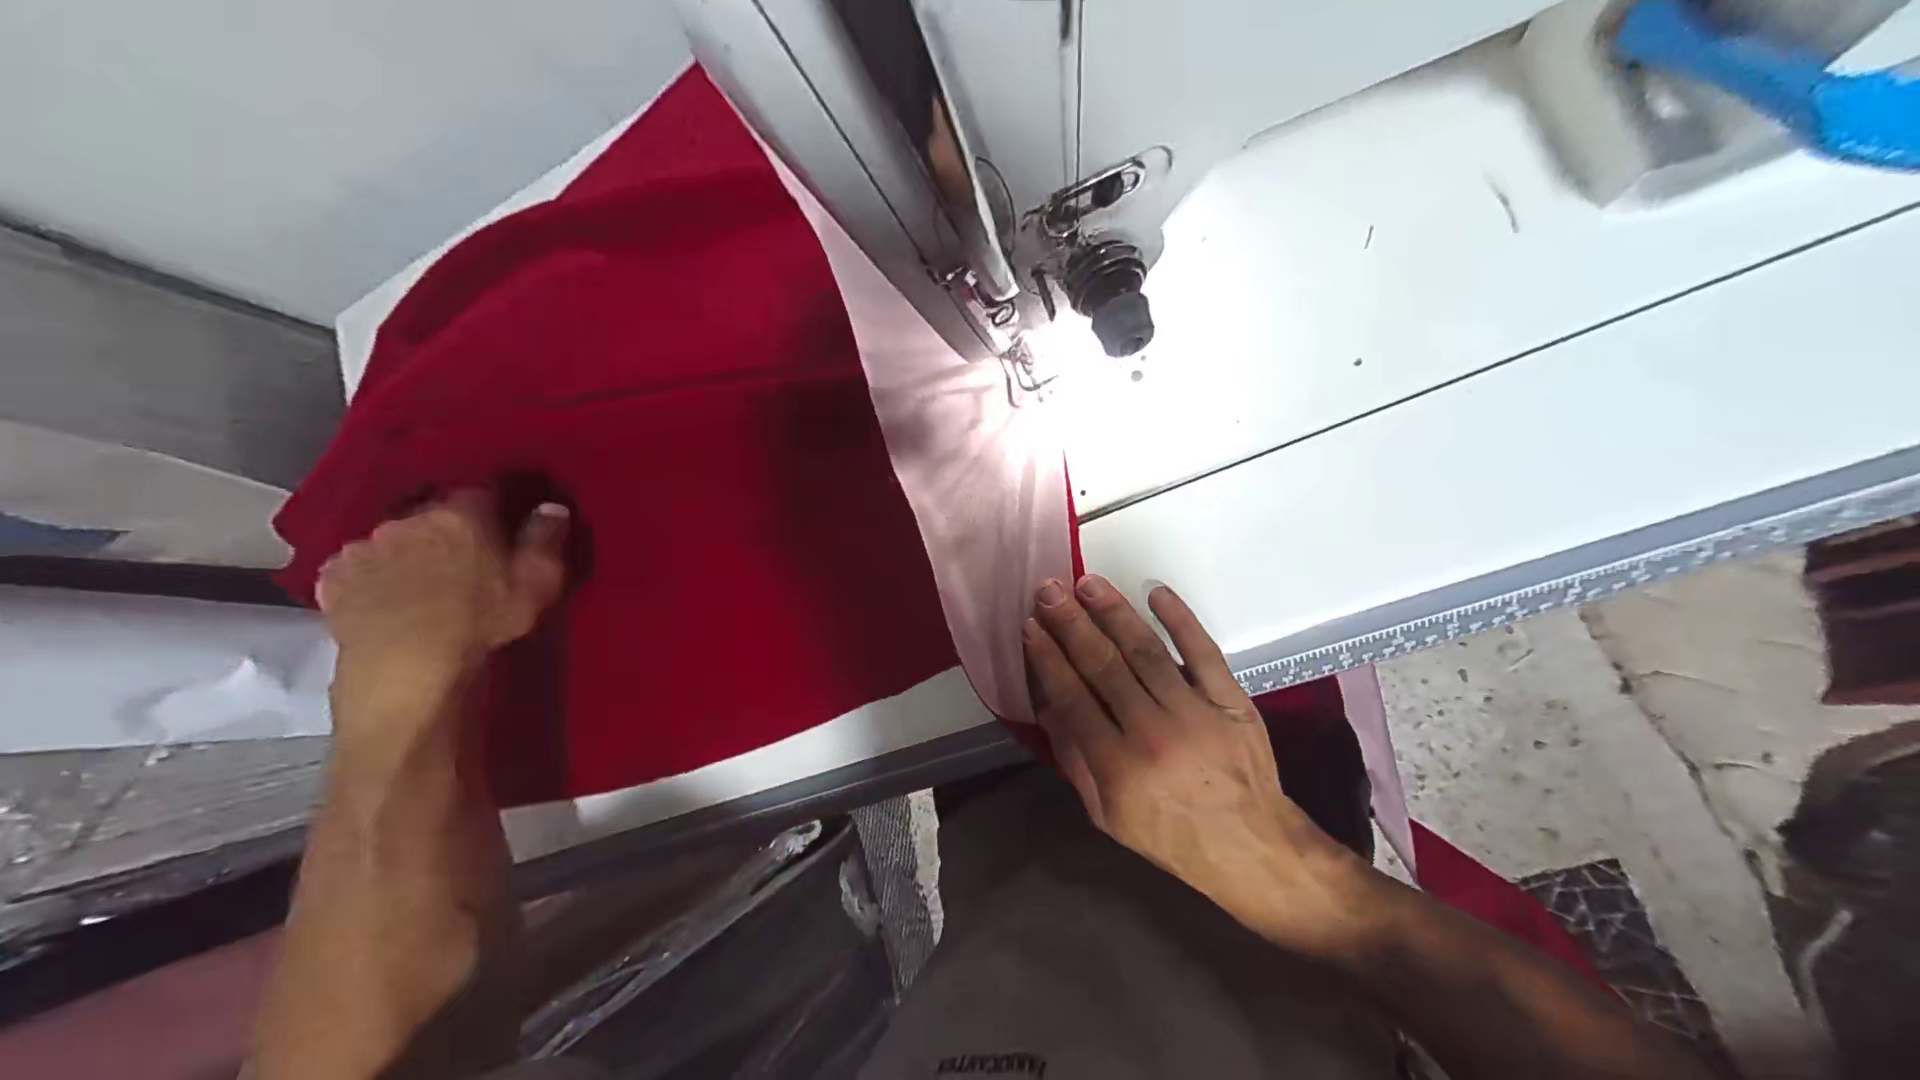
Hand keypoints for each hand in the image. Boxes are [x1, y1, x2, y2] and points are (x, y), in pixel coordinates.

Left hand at [318, 489, 569, 689]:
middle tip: (464, 562)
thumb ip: (545, 539)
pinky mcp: (332, 577)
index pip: (481, 493)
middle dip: (448, 531)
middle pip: (433, 514)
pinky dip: (373, 576)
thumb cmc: (482, 622)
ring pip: (394, 540)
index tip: (504, 530)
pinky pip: (358, 566)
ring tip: (423, 585)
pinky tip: (386, 600)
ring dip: (408, 552)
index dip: (494, 510)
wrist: (406, 668)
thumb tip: (551, 507)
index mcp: (461, 516)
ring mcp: (363, 546)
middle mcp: (407, 519)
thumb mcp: (537, 583)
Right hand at [1024, 575, 1380, 957]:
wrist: (1250, 848)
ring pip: (1147, 651)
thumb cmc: (1168, 834)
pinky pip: (1203, 652)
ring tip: (1088, 583)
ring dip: (1114, 612)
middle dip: (1071, 624)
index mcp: (1118, 767)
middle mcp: (1154, 734)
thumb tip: (1050, 702)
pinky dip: (1180, 619)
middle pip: (1104, 666)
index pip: (1072, 698)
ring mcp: (1196, 713)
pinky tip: (1156, 593)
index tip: (1031, 625)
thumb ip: (1074, 757)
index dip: (1047, 658)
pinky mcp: (1231, 700)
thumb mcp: (1105, 813)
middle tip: (1049, 590)